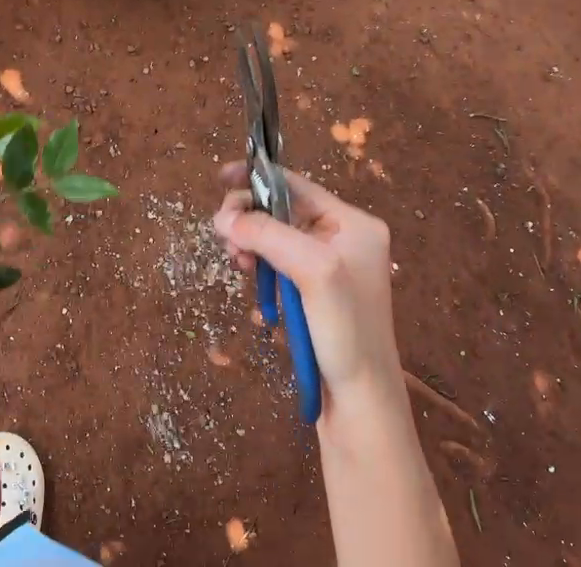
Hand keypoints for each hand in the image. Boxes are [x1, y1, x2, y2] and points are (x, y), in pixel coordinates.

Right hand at [214, 163, 401, 405]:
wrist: (360, 402)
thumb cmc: (345, 331)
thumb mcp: (312, 271)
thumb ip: (268, 234)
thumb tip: (222, 218)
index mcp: (353, 224)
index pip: (296, 186)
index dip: (257, 179)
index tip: (220, 178)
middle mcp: (342, 239)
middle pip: (281, 209)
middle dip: (249, 216)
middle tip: (225, 235)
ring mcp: (328, 266)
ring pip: (273, 236)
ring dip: (250, 241)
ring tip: (238, 261)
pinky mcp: (313, 292)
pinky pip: (276, 262)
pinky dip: (258, 264)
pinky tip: (249, 276)